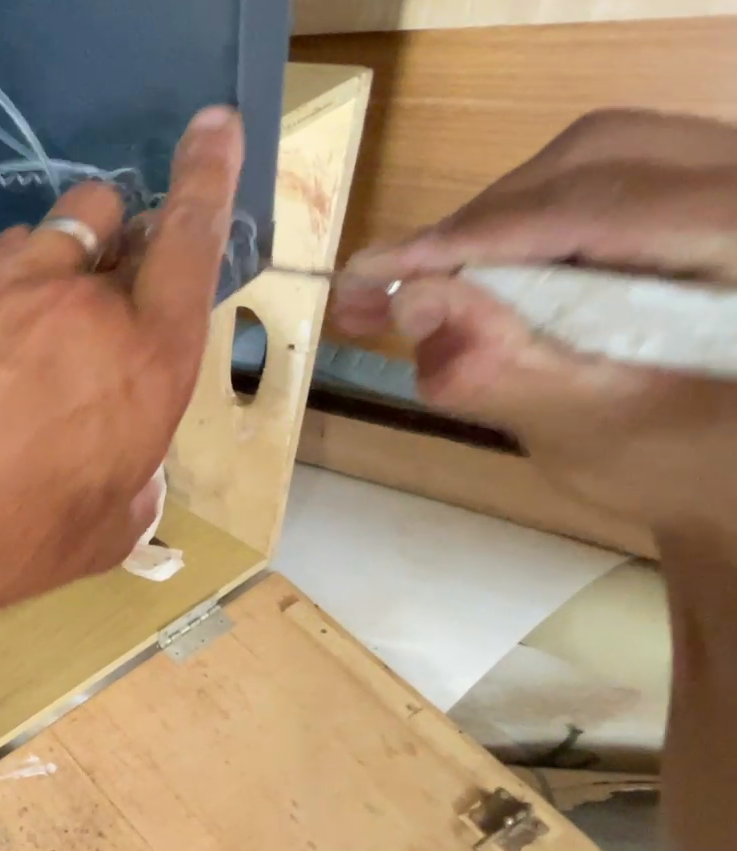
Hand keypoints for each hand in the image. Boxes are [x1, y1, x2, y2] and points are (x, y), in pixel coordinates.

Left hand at [0, 106, 242, 629]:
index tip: (212, 128)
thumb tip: (120, 464)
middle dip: (117, 239)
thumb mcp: (102, 532)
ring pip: (45, 230)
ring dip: (55, 259)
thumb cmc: (7, 543)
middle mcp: (79, 304)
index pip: (193, 242)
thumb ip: (131, 481)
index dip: (208, 177)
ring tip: (28, 323)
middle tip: (97, 296)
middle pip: (110, 217)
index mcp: (146, 358)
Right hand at [330, 109, 736, 540]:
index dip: (478, 236)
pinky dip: (511, 229)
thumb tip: (409, 301)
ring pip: (589, 165)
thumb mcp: (592, 431)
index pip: (608, 209)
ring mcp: (723, 185)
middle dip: (477, 229)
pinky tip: (460, 276)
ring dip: (486, 228)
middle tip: (386, 290)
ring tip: (415, 291)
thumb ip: (501, 369)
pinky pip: (596, 182)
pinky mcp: (694, 196)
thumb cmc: (680, 465)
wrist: (728, 459)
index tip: (369, 270)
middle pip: (597, 166)